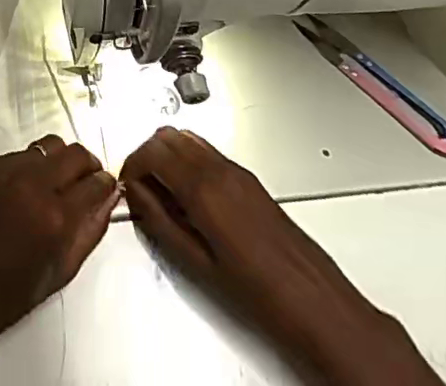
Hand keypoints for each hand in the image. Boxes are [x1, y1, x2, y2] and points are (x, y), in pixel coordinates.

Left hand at [0, 135, 119, 385]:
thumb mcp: (65, 267)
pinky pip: (22, 154)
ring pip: (49, 145)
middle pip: (76, 153)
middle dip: (88, 167)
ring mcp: (6, 172)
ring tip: (60, 184)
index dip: (108, 186)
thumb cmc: (11, 290)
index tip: (108, 188)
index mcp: (55, 217)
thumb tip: (109, 199)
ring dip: (61, 161)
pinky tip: (30, 189)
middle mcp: (31, 186)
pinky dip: (33, 166)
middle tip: (89, 182)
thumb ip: (92, 228)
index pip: (97, 183)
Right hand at [121, 128, 442, 385]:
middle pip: (167, 136)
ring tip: (160, 191)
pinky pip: (208, 153)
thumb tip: (136, 196)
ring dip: (166, 155)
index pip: (152, 151)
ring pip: (188, 139)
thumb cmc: (265, 295)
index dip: (131, 165)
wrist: (319, 307)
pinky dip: (187, 162)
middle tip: (138, 185)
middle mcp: (223, 171)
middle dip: (145, 156)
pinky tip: (188, 196)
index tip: (126, 184)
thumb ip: (158, 221)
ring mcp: (240, 173)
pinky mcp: (251, 181)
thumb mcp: (195, 263)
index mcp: (205, 189)